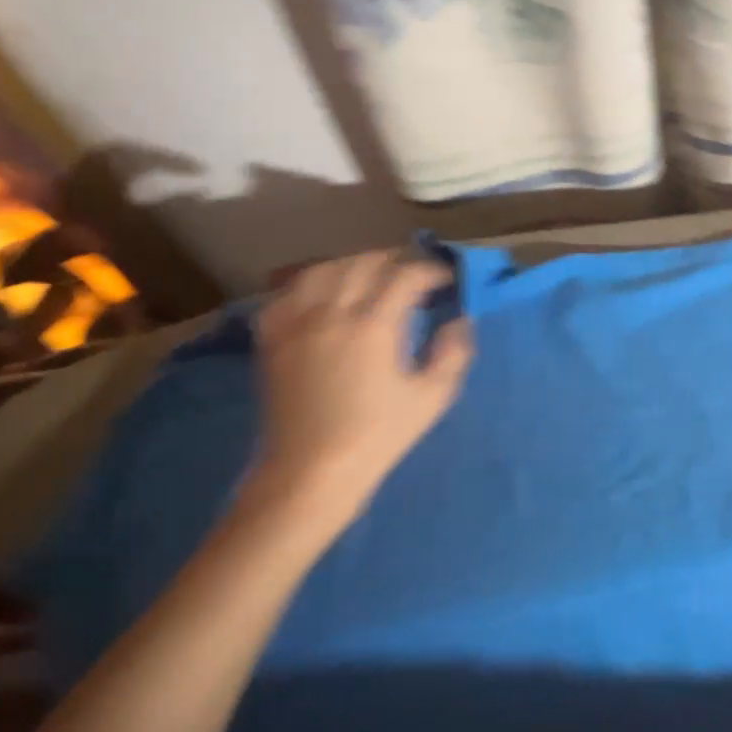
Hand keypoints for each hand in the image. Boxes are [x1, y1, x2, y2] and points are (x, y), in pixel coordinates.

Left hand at [245, 251, 472, 529]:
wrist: (313, 470)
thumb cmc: (379, 435)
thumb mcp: (433, 397)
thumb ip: (453, 352)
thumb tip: (460, 321)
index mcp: (374, 326)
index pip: (405, 276)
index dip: (431, 271)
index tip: (447, 280)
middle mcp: (331, 314)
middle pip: (362, 263)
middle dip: (394, 261)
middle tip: (414, 275)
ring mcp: (295, 324)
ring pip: (322, 270)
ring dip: (352, 265)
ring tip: (371, 276)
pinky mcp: (271, 339)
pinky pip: (286, 294)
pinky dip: (310, 285)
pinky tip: (324, 296)